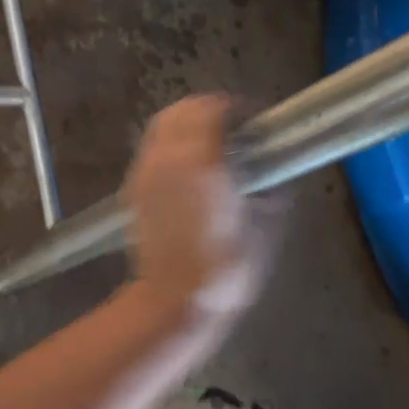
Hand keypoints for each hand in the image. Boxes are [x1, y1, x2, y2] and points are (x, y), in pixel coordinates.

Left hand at [122, 95, 276, 321]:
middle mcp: (168, 157)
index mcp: (202, 161)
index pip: (213, 109)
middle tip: (235, 128)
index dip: (237, 108)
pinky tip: (191, 167)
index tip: (256, 121)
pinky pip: (153, 148)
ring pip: (163, 125)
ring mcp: (146, 170)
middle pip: (183, 109)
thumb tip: (274, 176)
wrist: (173, 300)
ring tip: (212, 143)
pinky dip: (172, 143)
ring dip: (188, 123)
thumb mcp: (263, 229)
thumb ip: (270, 192)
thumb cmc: (225, 269)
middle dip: (210, 110)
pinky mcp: (134, 187)